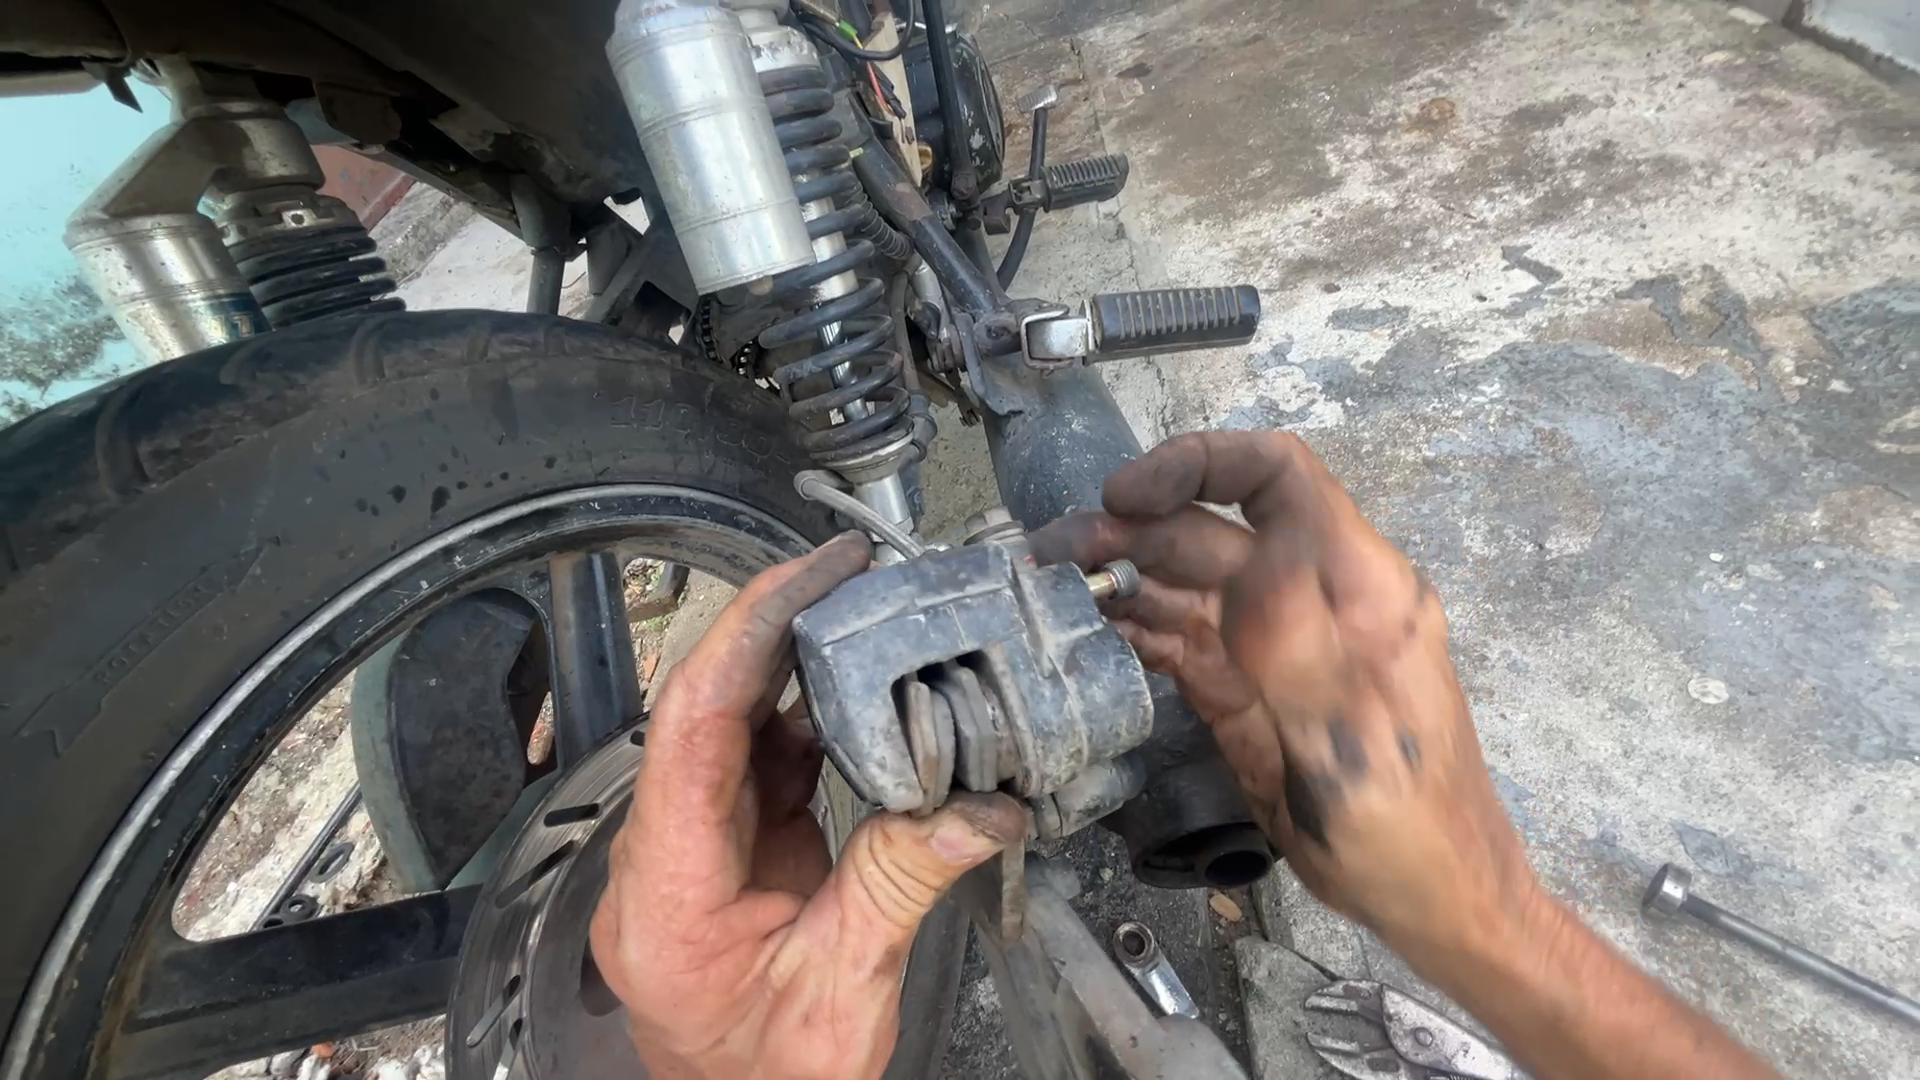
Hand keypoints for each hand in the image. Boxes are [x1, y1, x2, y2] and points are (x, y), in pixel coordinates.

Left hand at [590, 532, 1026, 1079]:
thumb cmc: (771, 1079)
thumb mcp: (845, 992)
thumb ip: (902, 884)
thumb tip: (982, 803)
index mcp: (670, 889)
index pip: (691, 724)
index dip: (747, 636)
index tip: (809, 579)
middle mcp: (667, 847)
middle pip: (708, 702)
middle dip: (773, 624)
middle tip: (844, 571)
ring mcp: (698, 834)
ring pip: (736, 716)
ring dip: (794, 658)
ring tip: (857, 610)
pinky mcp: (733, 832)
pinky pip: (765, 748)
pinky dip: (809, 708)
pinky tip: (854, 684)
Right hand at [1031, 432, 1538, 968]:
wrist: (1422, 896)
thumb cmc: (1413, 826)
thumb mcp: (1361, 750)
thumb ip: (1306, 655)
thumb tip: (1251, 567)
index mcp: (1353, 584)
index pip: (1277, 478)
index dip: (1199, 464)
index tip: (1126, 495)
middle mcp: (1299, 592)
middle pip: (1203, 530)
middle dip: (1125, 532)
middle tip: (1052, 553)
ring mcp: (1259, 636)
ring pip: (1174, 580)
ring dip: (1110, 578)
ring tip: (1046, 587)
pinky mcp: (1229, 676)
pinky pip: (1167, 634)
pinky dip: (1123, 629)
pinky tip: (1080, 634)